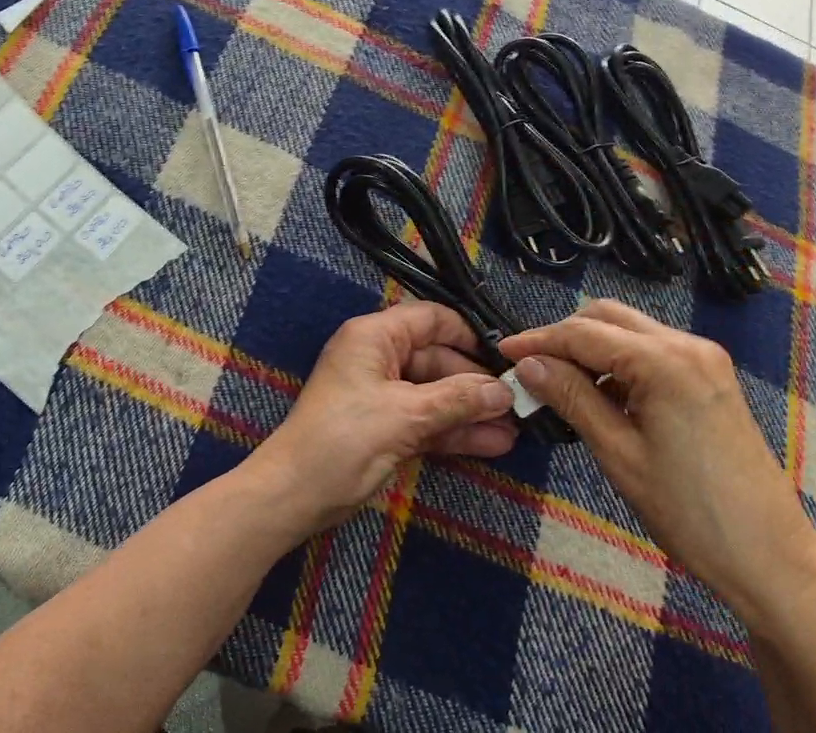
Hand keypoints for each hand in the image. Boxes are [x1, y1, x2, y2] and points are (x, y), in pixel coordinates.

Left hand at [243, 302, 516, 536]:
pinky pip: (427, 421)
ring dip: (472, 412)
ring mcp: (381, 395)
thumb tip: (504, 392)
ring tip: (517, 429)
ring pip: (435, 395)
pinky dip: (454, 432)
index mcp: (374, 337)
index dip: (469, 335)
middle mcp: (378, 358)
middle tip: (521, 402)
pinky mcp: (384, 428)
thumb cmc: (345, 439)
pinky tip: (494, 444)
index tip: (508, 356)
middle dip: (477, 383)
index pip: (430, 319)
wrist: (294, 494)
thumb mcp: (406, 415)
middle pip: (437, 359)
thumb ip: (457, 400)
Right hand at [499, 301, 815, 628]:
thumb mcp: (619, 454)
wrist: (769, 554)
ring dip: (590, 347)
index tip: (502, 354)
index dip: (538, 340)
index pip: (583, 333)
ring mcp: (704, 359)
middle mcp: (687, 345)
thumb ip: (572, 399)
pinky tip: (599, 395)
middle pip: (607, 317)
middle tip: (530, 369)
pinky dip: (618, 362)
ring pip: (630, 330)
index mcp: (664, 361)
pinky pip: (652, 351)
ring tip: (558, 384)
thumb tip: (527, 365)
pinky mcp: (711, 377)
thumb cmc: (688, 511)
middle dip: (564, 336)